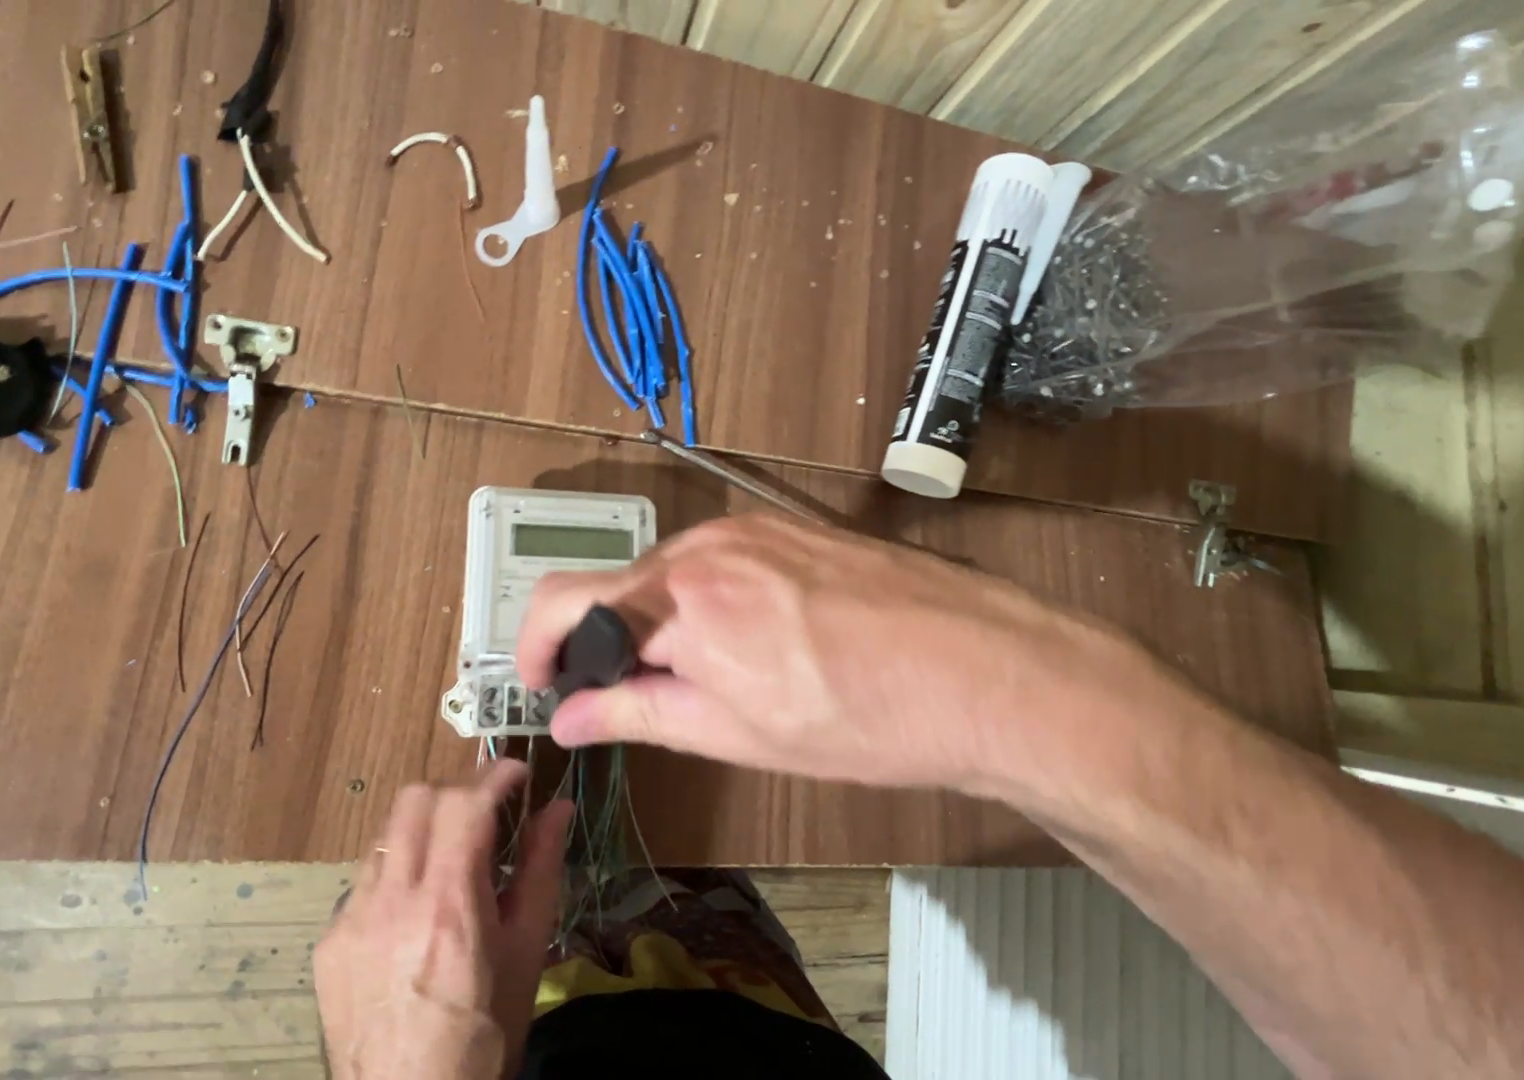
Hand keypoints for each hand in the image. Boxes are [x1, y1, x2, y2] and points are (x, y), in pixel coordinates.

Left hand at [313, 760, 573, 1079]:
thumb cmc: (487, 1031)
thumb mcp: (527, 951)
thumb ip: (541, 869)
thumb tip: (559, 808)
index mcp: (448, 904)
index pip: (464, 804)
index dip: (494, 774)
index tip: (518, 771)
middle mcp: (391, 901)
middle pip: (414, 800)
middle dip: (456, 789)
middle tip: (487, 810)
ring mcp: (350, 921)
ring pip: (386, 835)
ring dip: (425, 828)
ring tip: (452, 860)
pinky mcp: (327, 943)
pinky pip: (364, 880)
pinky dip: (398, 873)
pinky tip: (416, 911)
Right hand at [516, 514, 1187, 815]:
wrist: (985, 671)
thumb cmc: (868, 716)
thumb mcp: (737, 733)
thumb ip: (639, 713)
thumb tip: (572, 717)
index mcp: (682, 595)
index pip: (564, 598)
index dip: (538, 646)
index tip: (547, 683)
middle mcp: (709, 543)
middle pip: (617, 583)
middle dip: (607, 642)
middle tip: (630, 700)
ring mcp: (754, 528)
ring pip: (669, 573)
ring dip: (662, 623)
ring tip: (706, 682)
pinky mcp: (791, 529)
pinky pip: (718, 561)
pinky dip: (705, 602)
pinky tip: (752, 645)